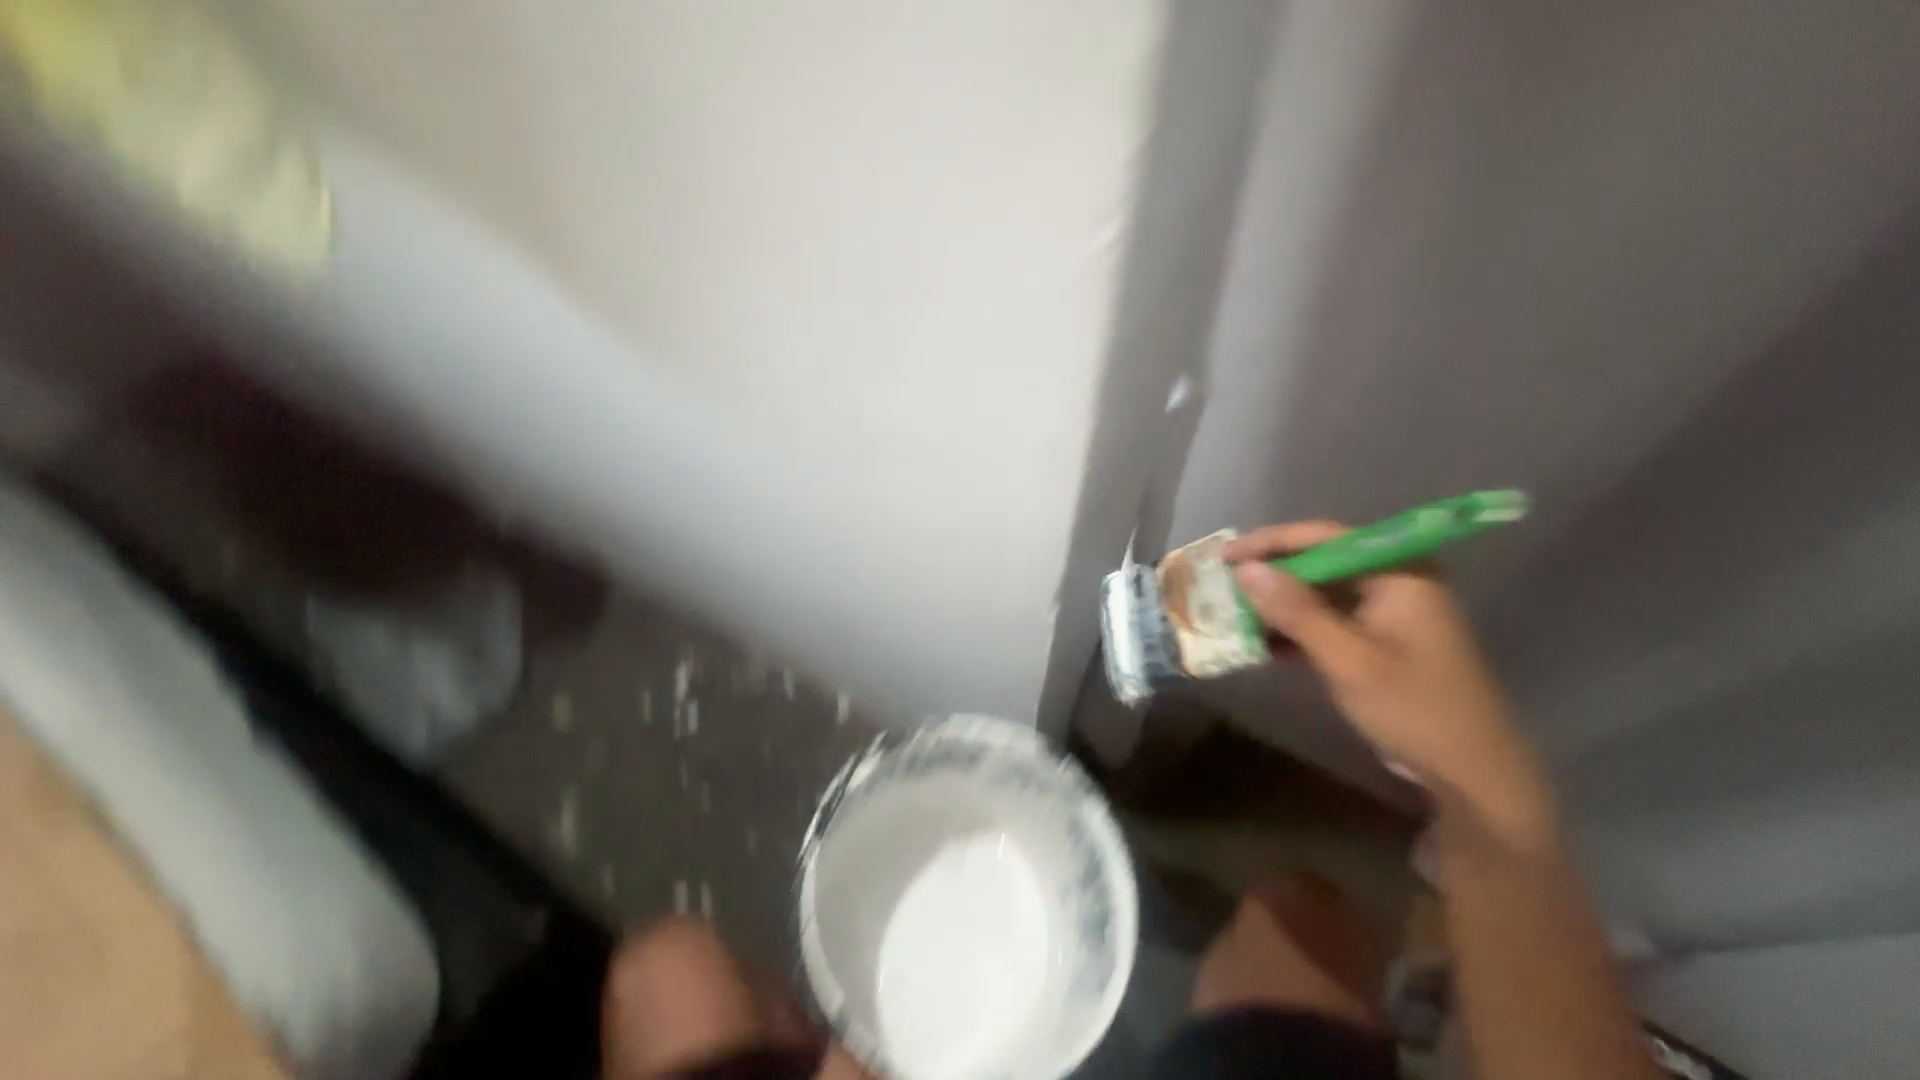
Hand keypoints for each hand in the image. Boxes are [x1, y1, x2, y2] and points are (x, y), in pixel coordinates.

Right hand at [1222, 522, 1554, 844]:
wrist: (1473, 775)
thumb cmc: (1414, 708)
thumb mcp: (1348, 658)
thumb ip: (1296, 611)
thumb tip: (1245, 570)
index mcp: (1399, 571)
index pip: (1325, 537)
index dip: (1270, 543)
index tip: (1224, 556)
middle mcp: (1397, 582)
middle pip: (1322, 563)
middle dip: (1272, 575)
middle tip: (1223, 585)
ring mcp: (1392, 615)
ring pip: (1323, 595)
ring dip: (1281, 606)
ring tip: (1234, 615)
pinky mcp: (1385, 644)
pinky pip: (1332, 623)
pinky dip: (1299, 631)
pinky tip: (1264, 645)